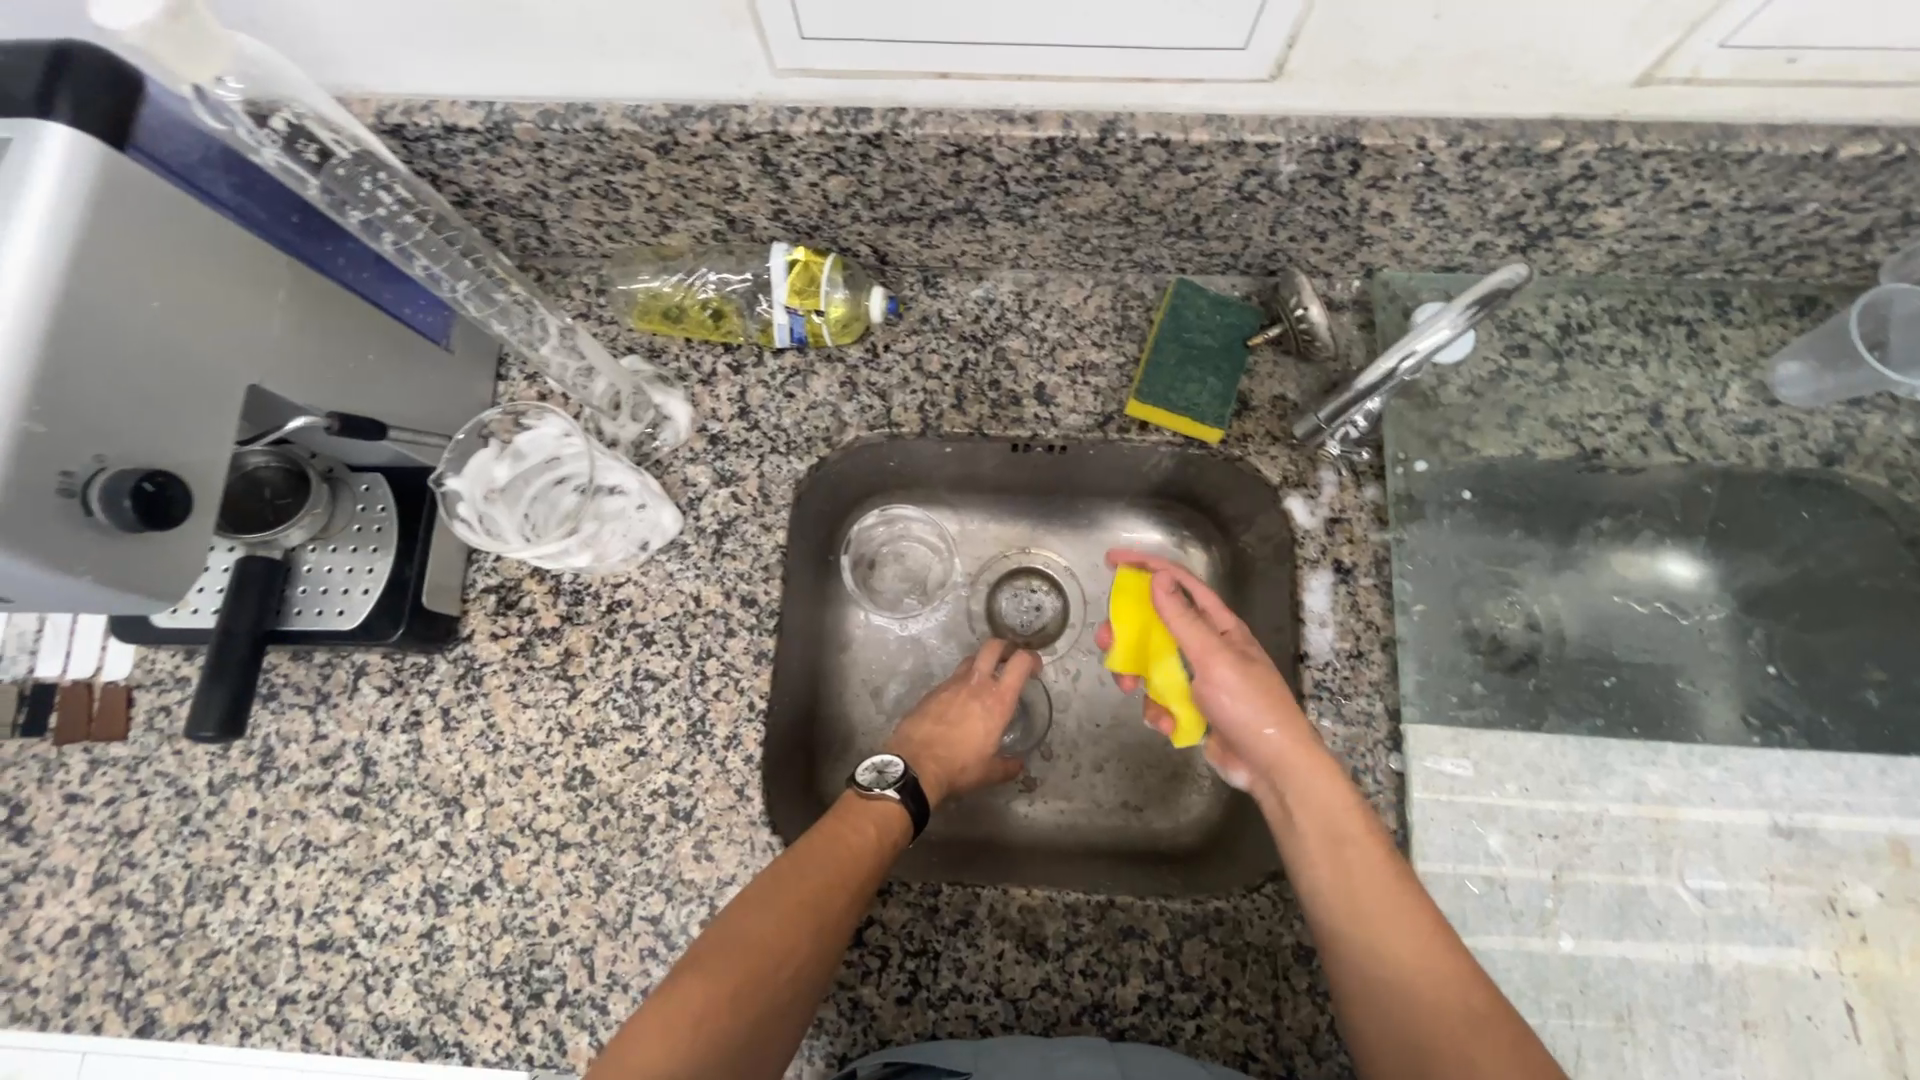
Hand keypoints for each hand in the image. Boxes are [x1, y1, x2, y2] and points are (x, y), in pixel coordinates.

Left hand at [883, 639, 1038, 807]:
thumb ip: (1008, 766)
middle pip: (993, 646)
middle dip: (1006, 648)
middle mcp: (976, 683)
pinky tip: (959, 703)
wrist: (913, 764)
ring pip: (971, 659)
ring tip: (984, 683)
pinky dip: (961, 683)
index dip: (1032, 658)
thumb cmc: (958, 766)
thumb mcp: (989, 772)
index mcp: (998, 700)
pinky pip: (952, 679)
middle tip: (1010, 662)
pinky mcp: (933, 690)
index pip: (1020, 662)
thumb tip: (1018, 765)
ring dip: (982, 664)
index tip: (1035, 670)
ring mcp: (951, 683)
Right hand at [1096, 549, 1323, 797]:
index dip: (1146, 568)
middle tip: (1107, 641)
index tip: (1112, 562)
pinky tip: (1167, 722)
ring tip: (1131, 690)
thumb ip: (1182, 619)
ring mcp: (1199, 678)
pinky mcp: (1191, 707)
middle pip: (1156, 625)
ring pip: (1151, 664)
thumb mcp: (1214, 658)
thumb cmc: (1249, 706)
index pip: (1179, 584)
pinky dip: (1157, 709)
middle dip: (1129, 634)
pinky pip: (1160, 698)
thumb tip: (1159, 578)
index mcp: (1219, 626)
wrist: (1271, 767)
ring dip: (1138, 677)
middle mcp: (1207, 646)